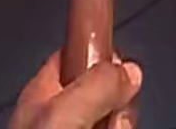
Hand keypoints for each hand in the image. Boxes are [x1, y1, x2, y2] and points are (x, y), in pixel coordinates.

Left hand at [8, 52, 142, 128]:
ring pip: (115, 122)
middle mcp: (60, 115)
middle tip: (109, 126)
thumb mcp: (61, 114)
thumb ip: (98, 83)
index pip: (80, 53)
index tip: (118, 73)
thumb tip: (131, 71)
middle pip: (107, 92)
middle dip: (118, 109)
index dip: (103, 56)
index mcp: (44, 91)